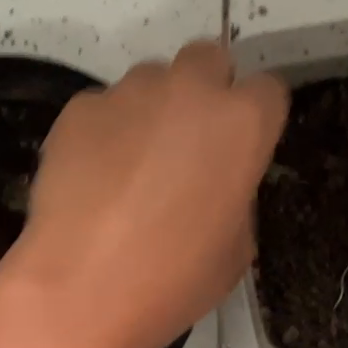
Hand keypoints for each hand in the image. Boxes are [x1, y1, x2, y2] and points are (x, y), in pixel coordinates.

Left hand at [0, 40, 289, 347]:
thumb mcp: (235, 250)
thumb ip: (235, 198)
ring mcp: (128, 94)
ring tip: (134, 170)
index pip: (269, 91)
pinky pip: (104, 108)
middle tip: (191, 147)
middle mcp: (189, 92)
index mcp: (242, 125)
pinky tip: (95, 182)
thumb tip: (217, 186)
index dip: (258, 120)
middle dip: (206, 92)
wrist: (84, 288)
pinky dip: (106, 133)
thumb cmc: (175, 279)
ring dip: (153, 111)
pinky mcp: (79, 109)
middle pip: (209, 60)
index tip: (245, 149)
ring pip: (151, 81)